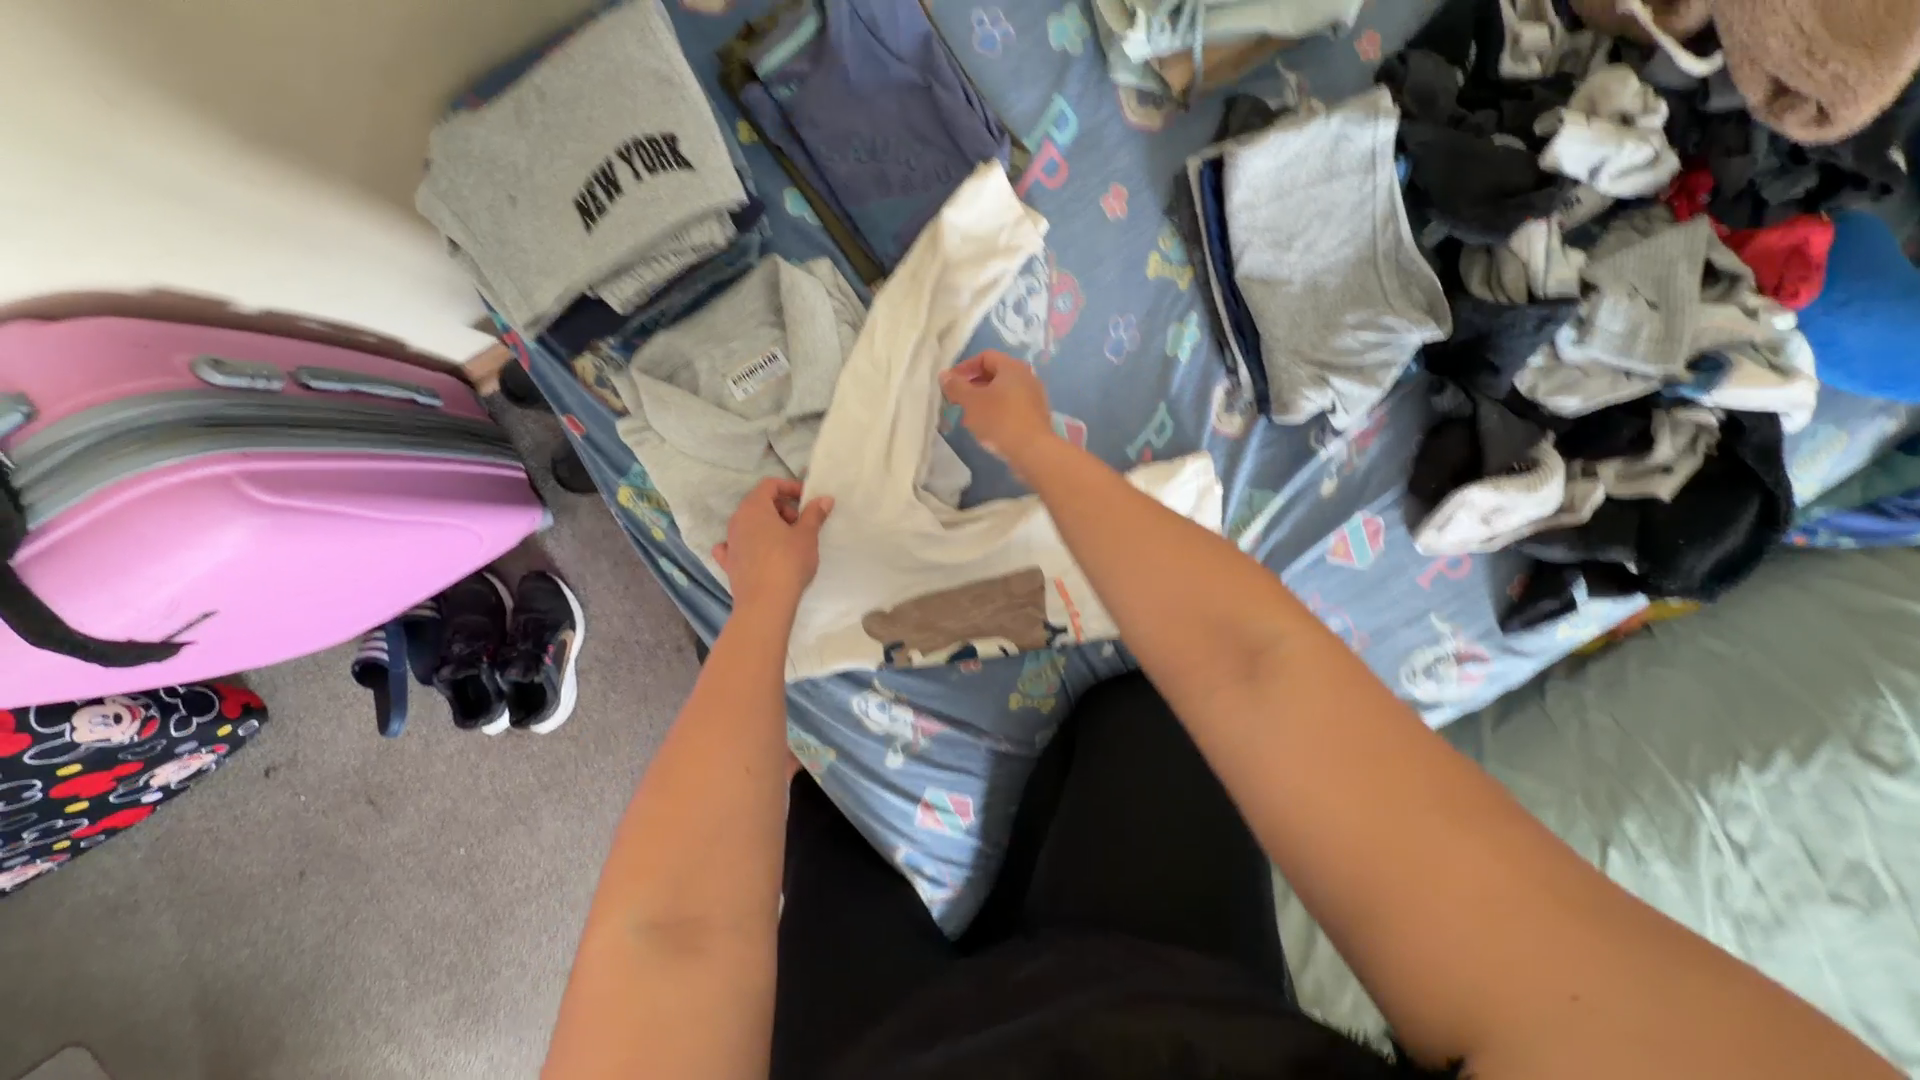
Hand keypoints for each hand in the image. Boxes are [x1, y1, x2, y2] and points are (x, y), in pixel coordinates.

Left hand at [712, 478, 832, 614]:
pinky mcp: (729, 563)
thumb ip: (814, 514)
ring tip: (787, 542)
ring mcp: (730, 542)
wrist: (765, 602)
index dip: (790, 487)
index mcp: (754, 507)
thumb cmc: (788, 562)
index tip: (807, 500)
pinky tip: (756, 553)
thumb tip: (824, 499)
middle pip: (759, 503)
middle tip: (801, 524)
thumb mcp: (807, 535)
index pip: (770, 485)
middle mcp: (737, 520)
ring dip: (768, 526)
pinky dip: (747, 545)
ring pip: (749, 524)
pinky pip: (736, 546)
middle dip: (782, 508)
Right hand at [939, 351, 1056, 467]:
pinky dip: (996, 412)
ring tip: (968, 416)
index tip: (950, 383)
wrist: (1033, 451)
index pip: (985, 357)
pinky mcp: (1035, 416)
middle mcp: (1026, 377)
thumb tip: (944, 375)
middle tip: (957, 399)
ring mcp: (1034, 397)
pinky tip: (986, 428)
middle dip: (973, 385)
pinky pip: (1011, 407)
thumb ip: (956, 386)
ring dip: (983, 400)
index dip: (965, 367)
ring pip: (1002, 392)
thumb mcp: (971, 402)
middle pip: (995, 374)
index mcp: (1012, 367)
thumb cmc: (1000, 420)